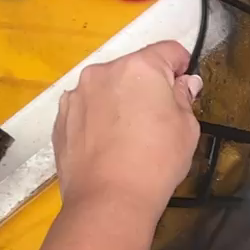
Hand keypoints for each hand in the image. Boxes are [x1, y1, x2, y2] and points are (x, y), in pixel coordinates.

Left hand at [52, 40, 201, 225]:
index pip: (169, 50)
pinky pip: (88, 108)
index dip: (183, 67)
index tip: (185, 88)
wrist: (109, 199)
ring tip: (129, 136)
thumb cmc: (157, 160)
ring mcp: (77, 94)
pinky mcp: (61, 117)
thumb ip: (184, 98)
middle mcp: (104, 71)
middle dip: (148, 86)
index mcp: (140, 67)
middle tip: (159, 119)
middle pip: (135, 68)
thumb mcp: (187, 129)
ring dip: (121, 100)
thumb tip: (183, 84)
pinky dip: (100, 118)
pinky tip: (108, 145)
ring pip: (108, 88)